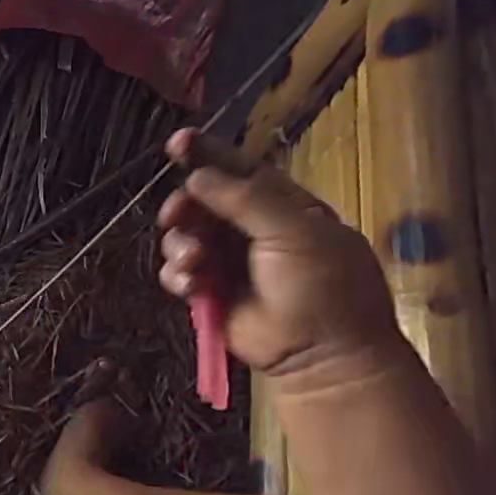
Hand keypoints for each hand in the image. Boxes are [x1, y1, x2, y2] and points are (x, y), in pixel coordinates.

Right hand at [158, 128, 406, 395]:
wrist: (320, 352)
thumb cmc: (319, 284)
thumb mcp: (292, 230)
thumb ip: (243, 198)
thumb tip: (197, 175)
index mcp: (280, 205)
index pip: (238, 169)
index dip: (206, 154)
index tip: (176, 142)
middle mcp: (249, 229)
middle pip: (200, 203)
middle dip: (184, 207)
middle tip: (175, 217)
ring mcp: (227, 262)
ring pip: (183, 238)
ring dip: (180, 246)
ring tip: (194, 264)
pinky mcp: (209, 293)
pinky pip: (178, 274)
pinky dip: (178, 277)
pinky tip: (191, 287)